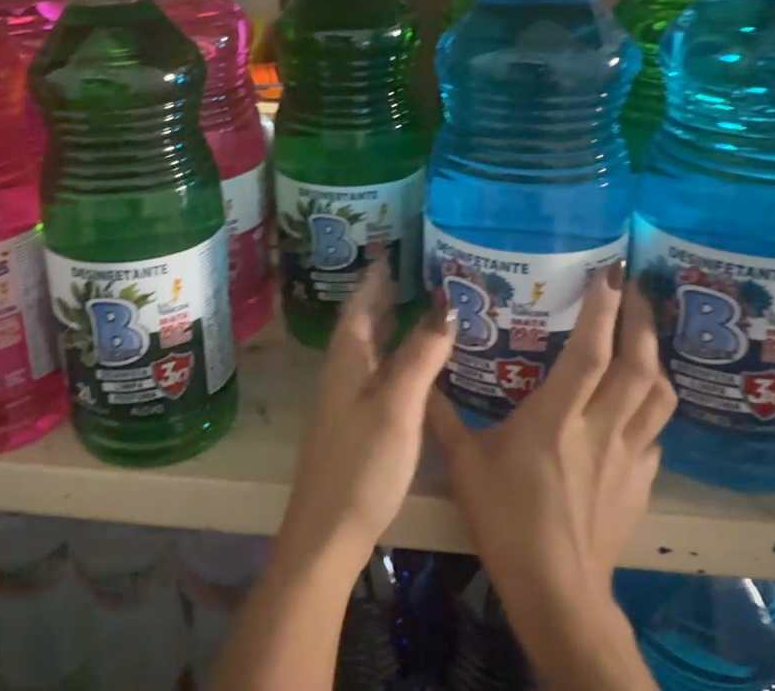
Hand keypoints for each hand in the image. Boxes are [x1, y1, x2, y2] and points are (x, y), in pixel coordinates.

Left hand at [279, 259, 455, 570]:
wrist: (329, 528)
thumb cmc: (362, 463)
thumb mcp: (397, 404)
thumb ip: (420, 355)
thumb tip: (445, 303)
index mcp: (348, 357)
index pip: (361, 302)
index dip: (376, 274)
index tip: (394, 245)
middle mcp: (343, 370)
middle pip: (364, 320)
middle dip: (385, 292)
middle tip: (417, 267)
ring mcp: (348, 397)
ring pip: (371, 346)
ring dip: (392, 321)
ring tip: (423, 302)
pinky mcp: (357, 420)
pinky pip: (378, 370)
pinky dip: (397, 353)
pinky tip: (418, 361)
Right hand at [428, 263, 675, 609]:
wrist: (556, 589)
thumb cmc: (505, 521)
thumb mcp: (463, 464)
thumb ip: (442, 417)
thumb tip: (419, 380)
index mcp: (556, 417)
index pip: (590, 352)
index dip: (603, 309)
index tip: (610, 272)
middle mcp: (601, 427)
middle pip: (638, 363)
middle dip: (641, 318)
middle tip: (635, 287)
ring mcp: (627, 454)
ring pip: (658, 394)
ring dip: (655, 356)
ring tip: (644, 334)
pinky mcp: (640, 481)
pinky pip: (655, 432)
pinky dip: (651, 407)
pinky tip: (637, 405)